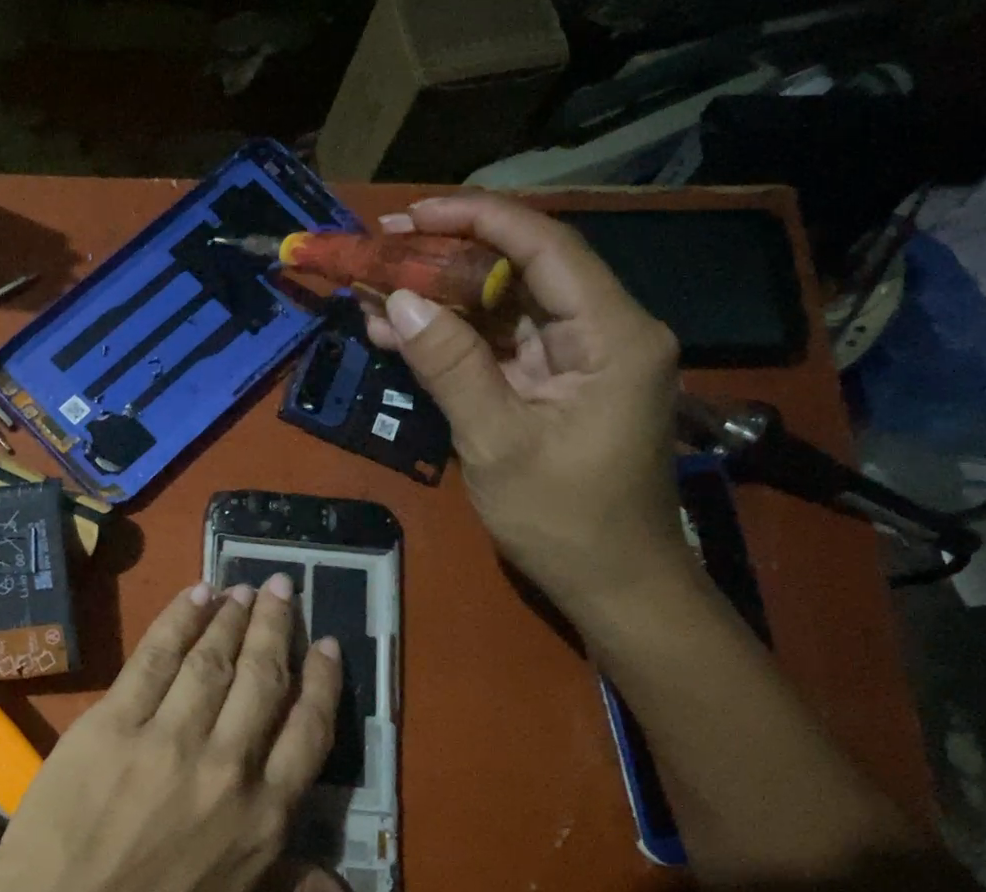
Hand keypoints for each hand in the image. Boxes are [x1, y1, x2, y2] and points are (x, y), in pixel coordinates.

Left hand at [0, 575, 345, 891]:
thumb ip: (289, 889)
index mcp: (267, 816)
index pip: (308, 730)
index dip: (322, 681)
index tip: (327, 643)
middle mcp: (228, 766)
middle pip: (261, 679)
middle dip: (274, 627)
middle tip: (279, 588)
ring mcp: (169, 739)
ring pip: (211, 662)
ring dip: (228, 618)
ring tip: (238, 588)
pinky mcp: (113, 723)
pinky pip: (154, 659)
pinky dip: (177, 622)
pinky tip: (193, 596)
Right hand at [364, 194, 687, 608]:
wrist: (613, 584)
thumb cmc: (565, 519)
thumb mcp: (497, 441)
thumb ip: (449, 366)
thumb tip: (395, 301)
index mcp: (612, 334)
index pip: (545, 247)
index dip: (477, 220)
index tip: (411, 214)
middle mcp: (603, 332)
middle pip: (522, 270)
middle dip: (448, 257)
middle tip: (380, 247)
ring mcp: (578, 360)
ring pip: (504, 308)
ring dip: (440, 300)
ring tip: (372, 289)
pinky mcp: (555, 386)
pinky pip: (499, 347)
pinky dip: (452, 341)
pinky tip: (398, 334)